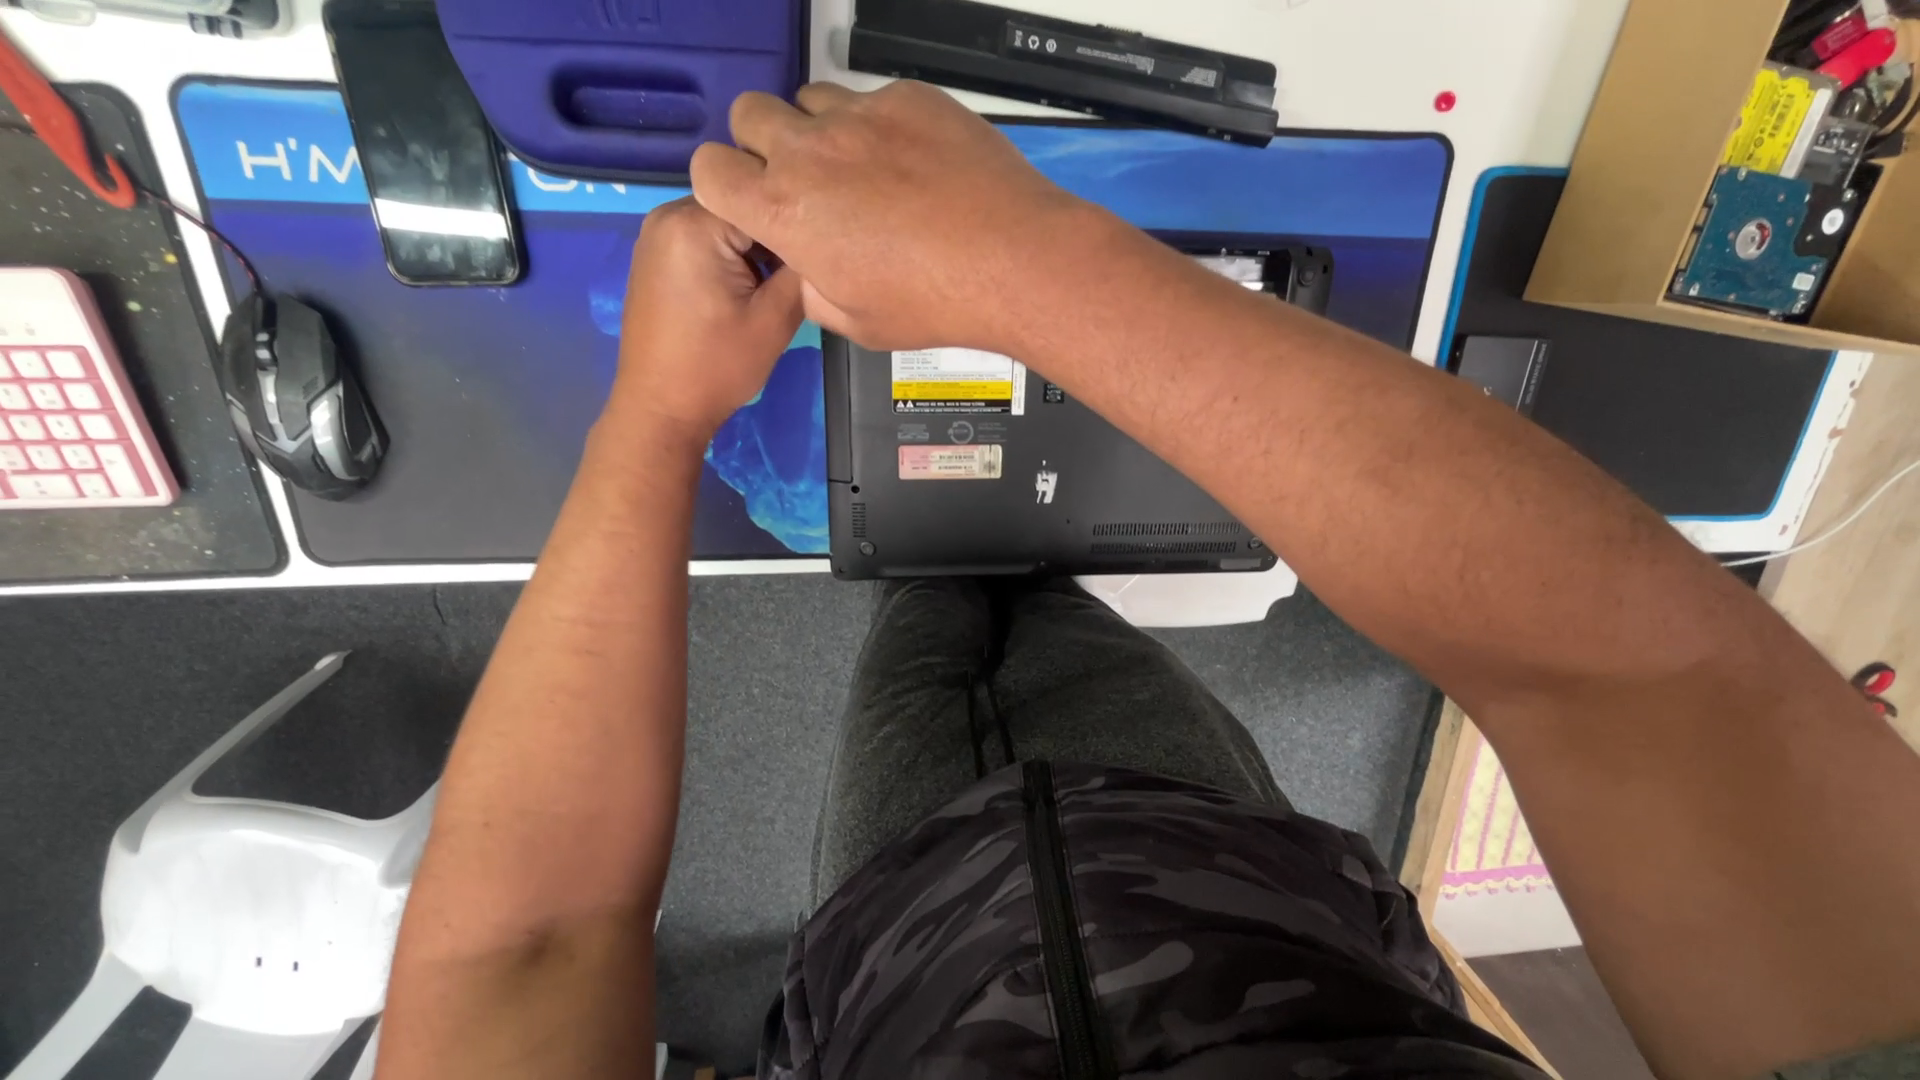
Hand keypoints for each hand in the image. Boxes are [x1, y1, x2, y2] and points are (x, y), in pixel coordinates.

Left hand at [612, 196, 804, 438]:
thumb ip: (803, 271)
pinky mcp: (656, 256)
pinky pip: (705, 238)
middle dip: (774, 231)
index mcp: (694, 223)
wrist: (661, 408)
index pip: (763, 194)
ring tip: (777, 281)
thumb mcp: (775, 320)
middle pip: (742, 203)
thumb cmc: (717, 366)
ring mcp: (656, 234)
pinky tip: (748, 288)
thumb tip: (824, 242)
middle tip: (802, 269)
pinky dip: (731, 255)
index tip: (821, 249)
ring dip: (754, 246)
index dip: (797, 220)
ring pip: (725, 221)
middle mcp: (668, 215)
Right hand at [690, 81, 1098, 352]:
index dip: (725, 184)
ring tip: (863, 170)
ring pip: (811, 99)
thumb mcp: (857, 322)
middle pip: (750, 114)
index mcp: (785, 211)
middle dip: (765, 143)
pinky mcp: (909, 99)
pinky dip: (880, 126)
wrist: (1011, 260)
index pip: (708, 168)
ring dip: (821, 129)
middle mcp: (812, 152)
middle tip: (806, 179)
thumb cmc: (935, 302)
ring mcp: (861, 117)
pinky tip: (914, 163)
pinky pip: (872, 99)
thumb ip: (813, 288)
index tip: (750, 198)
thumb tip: (810, 269)